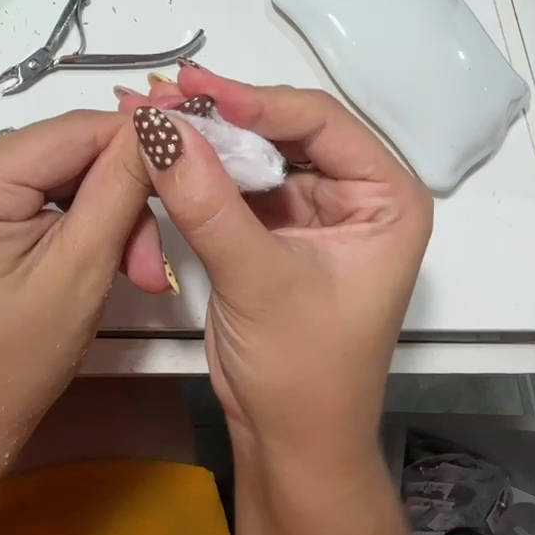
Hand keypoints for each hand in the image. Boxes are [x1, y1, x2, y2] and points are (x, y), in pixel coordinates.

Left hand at [0, 111, 165, 462]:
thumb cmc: (14, 361)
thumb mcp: (81, 270)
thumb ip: (122, 186)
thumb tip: (161, 122)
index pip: (74, 129)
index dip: (139, 144)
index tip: (189, 175)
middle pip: (67, 149)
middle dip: (120, 197)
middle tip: (152, 260)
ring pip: (59, 167)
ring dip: (104, 210)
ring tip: (135, 268)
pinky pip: (38, 183)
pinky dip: (74, 214)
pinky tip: (98, 254)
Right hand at [118, 66, 432, 454]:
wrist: (286, 444)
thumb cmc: (302, 373)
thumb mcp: (258, 281)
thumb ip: (208, 202)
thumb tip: (158, 127)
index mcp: (386, 197)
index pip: (321, 123)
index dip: (257, 101)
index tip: (196, 89)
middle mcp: (354, 191)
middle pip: (284, 127)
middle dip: (221, 112)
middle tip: (162, 93)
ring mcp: (311, 206)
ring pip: (254, 148)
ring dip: (202, 131)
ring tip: (148, 107)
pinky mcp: (273, 224)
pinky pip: (233, 177)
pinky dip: (196, 162)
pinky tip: (158, 141)